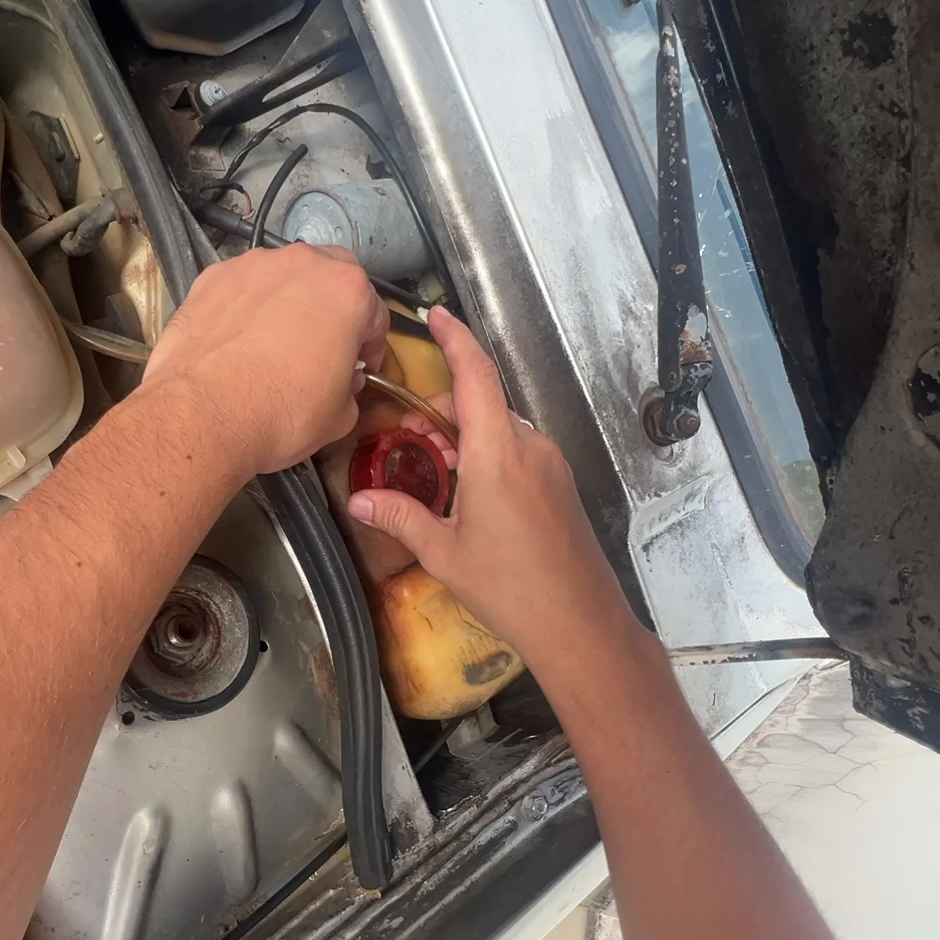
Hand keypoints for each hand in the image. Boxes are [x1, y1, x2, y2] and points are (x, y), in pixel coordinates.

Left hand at [143, 244, 388, 476]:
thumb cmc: (281, 413)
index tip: (360, 367)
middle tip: (323, 348)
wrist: (204, 414)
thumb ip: (350, 390)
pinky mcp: (212, 278)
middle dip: (333, 309)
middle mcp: (302, 264)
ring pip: (283, 278)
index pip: (374, 314)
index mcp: (347, 292)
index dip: (370, 346)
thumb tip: (343, 383)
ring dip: (287, 303)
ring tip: (274, 345)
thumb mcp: (339, 417)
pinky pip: (241, 289)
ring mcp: (253, 266)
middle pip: (331, 278)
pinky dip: (246, 309)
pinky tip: (238, 344)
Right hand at [345, 307, 645, 668]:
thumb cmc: (508, 587)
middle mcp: (529, 446)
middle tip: (408, 444)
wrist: (579, 624)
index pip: (475, 375)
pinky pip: (516, 450)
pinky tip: (467, 493)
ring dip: (462, 436)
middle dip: (439, 412)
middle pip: (481, 402)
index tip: (434, 316)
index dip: (454, 338)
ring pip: (498, 427)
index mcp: (497, 453)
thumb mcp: (442, 553)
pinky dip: (485, 454)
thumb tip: (359, 502)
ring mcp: (550, 464)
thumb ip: (401, 517)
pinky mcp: (559, 484)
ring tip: (434, 474)